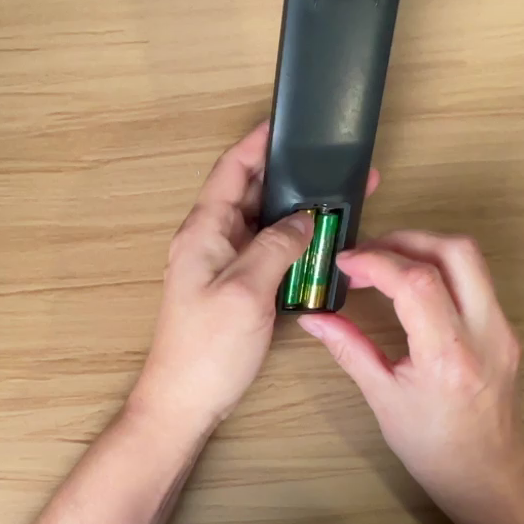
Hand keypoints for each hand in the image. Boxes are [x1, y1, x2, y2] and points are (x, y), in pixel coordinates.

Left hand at [131, 122, 376, 435]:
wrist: (184, 402)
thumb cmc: (206, 350)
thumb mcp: (246, 290)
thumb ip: (276, 245)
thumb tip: (303, 218)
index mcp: (203, 232)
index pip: (231, 170)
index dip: (259, 142)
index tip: (293, 122)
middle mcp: (208, 242)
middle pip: (250, 193)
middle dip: (291, 177)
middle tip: (339, 168)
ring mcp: (219, 267)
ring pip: (261, 224)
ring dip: (295, 212)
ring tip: (340, 202)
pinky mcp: (231, 290)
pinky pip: (263, 253)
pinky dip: (289, 244)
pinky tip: (318, 244)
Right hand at [297, 231, 523, 510]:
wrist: (485, 470)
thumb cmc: (430, 444)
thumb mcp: (381, 397)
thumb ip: (348, 348)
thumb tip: (313, 318)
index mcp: (448, 356)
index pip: (417, 283)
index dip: (377, 261)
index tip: (345, 263)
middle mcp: (485, 333)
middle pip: (456, 252)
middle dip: (406, 239)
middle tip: (367, 252)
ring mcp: (502, 327)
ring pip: (471, 259)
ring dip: (425, 249)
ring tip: (386, 263)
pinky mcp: (505, 327)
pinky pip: (475, 280)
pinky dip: (439, 269)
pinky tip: (410, 286)